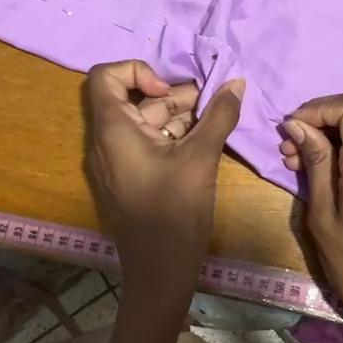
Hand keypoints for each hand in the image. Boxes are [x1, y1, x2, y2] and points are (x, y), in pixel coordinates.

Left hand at [83, 61, 244, 297]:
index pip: (106, 77)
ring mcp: (118, 162)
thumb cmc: (174, 211)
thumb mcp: (201, 158)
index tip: (169, 90)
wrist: (160, 272)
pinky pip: (148, 144)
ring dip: (179, 115)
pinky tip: (206, 140)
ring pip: (145, 122)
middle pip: (133, 99)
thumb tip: (236, 83)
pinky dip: (174, 136)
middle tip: (211, 101)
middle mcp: (108, 142)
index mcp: (113, 131)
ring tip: (216, 118)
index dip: (137, 71)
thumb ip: (218, 116)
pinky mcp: (131, 178)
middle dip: (173, 95)